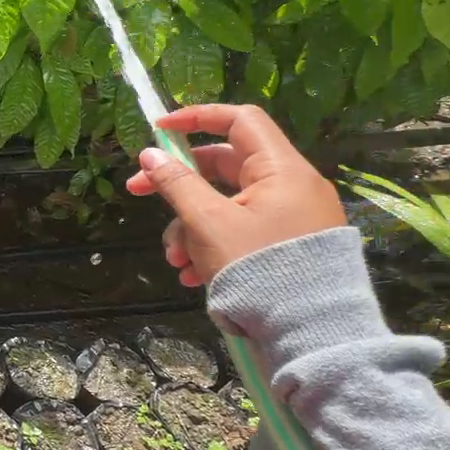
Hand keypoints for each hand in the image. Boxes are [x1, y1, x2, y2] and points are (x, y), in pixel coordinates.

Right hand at [124, 104, 348, 286]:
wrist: (312, 332)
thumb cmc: (257, 266)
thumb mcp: (206, 221)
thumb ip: (176, 183)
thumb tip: (150, 155)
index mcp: (282, 171)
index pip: (239, 121)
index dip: (197, 118)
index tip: (158, 129)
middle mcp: (290, 187)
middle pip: (224, 166)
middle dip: (177, 185)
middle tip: (137, 193)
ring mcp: (290, 217)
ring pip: (224, 203)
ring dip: (189, 225)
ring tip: (175, 259)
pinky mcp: (286, 244)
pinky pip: (239, 229)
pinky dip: (210, 244)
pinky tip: (194, 273)